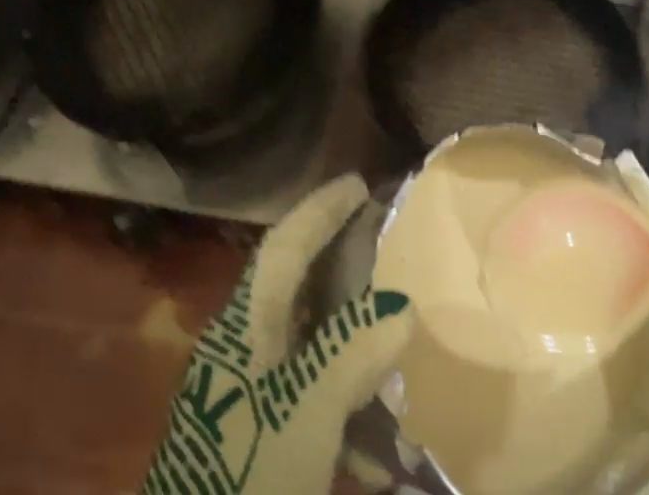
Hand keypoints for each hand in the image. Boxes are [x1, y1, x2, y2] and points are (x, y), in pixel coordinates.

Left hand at [142, 176, 412, 494]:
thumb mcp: (302, 412)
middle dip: (340, 261)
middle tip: (388, 241)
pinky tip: (389, 448)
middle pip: (296, 290)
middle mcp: (244, 355)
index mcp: (242, 332)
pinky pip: (317, 401)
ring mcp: (251, 399)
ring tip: (405, 331)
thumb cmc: (243, 476)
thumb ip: (350, 352)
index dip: (318, 211)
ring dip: (355, 337)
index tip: (357, 183)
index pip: (282, 250)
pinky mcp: (262, 440)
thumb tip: (400, 302)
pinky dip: (353, 408)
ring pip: (311, 346)